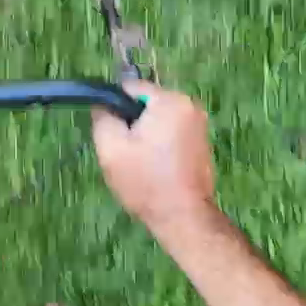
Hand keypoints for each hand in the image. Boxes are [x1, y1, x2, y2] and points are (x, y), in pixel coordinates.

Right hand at [91, 82, 216, 237]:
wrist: (183, 218)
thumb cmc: (146, 181)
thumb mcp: (111, 147)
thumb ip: (103, 116)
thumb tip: (103, 104)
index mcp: (170, 100)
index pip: (131, 88)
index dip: (115, 107)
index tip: (112, 132)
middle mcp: (190, 105)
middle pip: (146, 103)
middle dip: (132, 122)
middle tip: (124, 151)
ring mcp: (200, 124)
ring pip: (158, 119)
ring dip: (146, 134)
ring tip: (139, 162)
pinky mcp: (202, 142)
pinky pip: (171, 132)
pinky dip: (160, 143)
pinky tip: (155, 167)